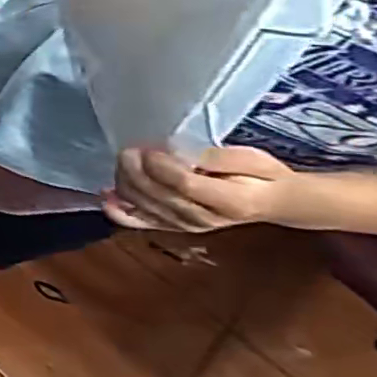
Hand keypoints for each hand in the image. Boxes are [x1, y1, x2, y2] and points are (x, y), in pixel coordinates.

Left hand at [105, 146, 299, 232]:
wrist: (271, 202)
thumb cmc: (261, 175)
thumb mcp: (250, 158)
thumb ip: (215, 157)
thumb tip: (178, 152)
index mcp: (231, 202)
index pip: (183, 184)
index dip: (159, 165)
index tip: (150, 149)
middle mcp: (205, 219)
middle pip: (156, 194)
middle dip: (134, 168)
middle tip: (130, 150)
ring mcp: (186, 225)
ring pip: (141, 203)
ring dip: (124, 180)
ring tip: (126, 160)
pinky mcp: (172, 226)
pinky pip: (139, 222)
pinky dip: (118, 210)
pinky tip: (105, 196)